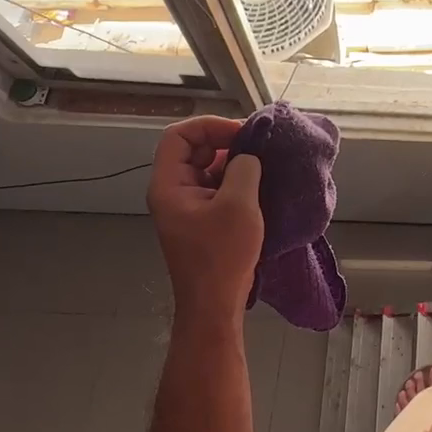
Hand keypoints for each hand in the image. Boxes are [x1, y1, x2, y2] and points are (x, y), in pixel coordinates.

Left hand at [147, 115, 263, 321]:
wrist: (215, 305)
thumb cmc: (222, 255)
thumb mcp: (238, 204)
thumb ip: (243, 168)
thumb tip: (247, 157)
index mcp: (169, 186)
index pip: (178, 136)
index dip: (209, 126)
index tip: (240, 134)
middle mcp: (173, 191)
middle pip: (192, 147)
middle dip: (224, 140)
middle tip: (256, 145)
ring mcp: (187, 205)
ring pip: (207, 165)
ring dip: (233, 160)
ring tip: (262, 163)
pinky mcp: (203, 217)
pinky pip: (216, 184)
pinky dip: (236, 177)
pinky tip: (259, 182)